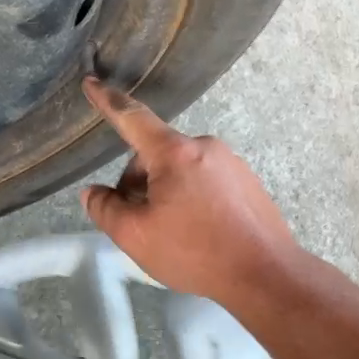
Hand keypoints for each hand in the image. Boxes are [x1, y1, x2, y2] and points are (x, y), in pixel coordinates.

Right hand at [80, 77, 299, 304]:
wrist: (267, 275)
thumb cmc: (195, 251)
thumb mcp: (135, 235)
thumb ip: (105, 209)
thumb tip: (93, 193)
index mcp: (174, 153)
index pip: (132, 118)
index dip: (106, 100)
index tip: (91, 82)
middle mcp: (204, 147)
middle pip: (153, 155)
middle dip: (137, 183)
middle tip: (137, 223)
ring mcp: (231, 164)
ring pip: (178, 170)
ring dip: (163, 193)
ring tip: (169, 234)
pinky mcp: (247, 183)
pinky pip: (203, 182)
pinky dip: (189, 200)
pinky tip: (195, 234)